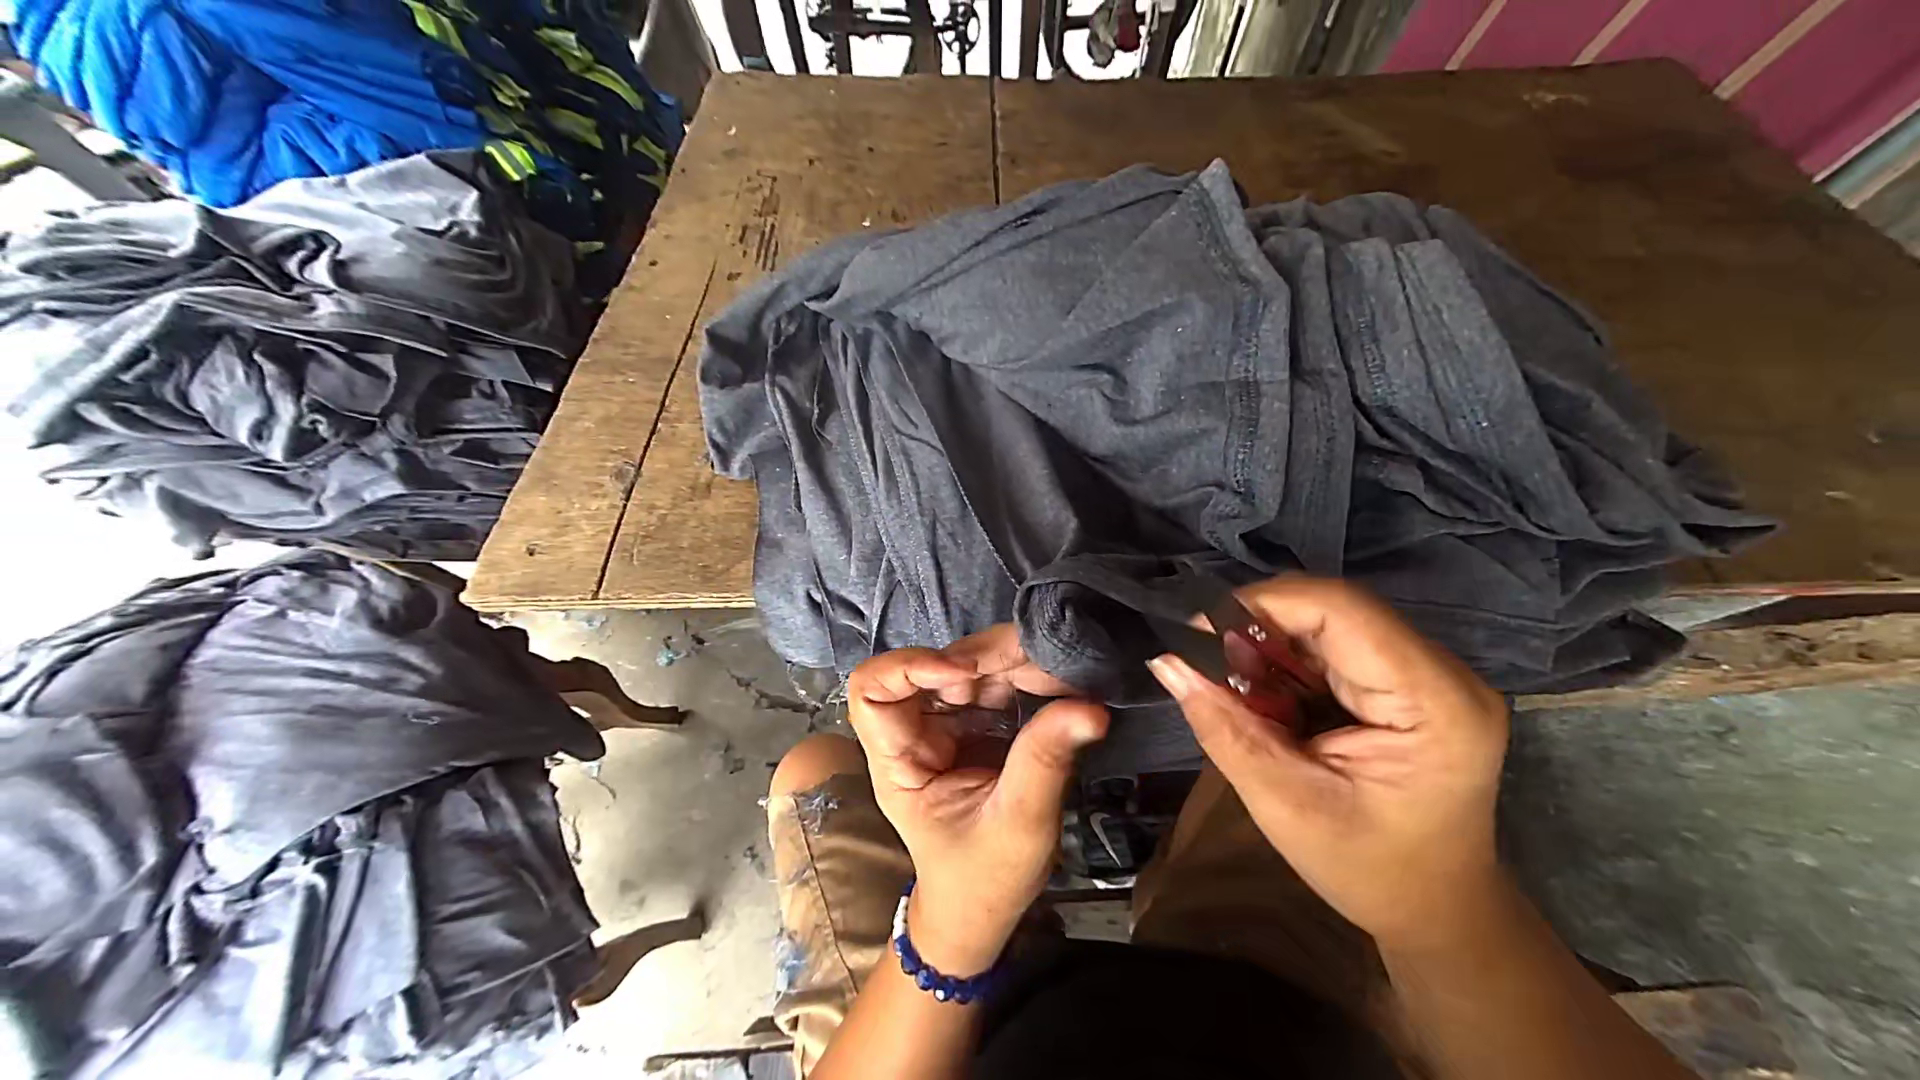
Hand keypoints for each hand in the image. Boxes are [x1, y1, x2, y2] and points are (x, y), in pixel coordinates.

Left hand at [847, 627, 1107, 973]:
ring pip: (969, 668)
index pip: (872, 690)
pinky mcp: (977, 724)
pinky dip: (1027, 676)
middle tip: (1045, 660)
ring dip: (1013, 662)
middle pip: (932, 667)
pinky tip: (1061, 683)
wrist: (986, 907)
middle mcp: (916, 732)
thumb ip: (1044, 761)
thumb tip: (1089, 706)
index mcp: (898, 759)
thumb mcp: (1018, 824)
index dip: (909, 667)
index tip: (966, 675)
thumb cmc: (985, 878)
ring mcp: (947, 725)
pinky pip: (996, 684)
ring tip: (1062, 670)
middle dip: (985, 658)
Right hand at [1146, 576, 1509, 952]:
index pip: (1340, 610)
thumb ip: (1224, 727)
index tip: (1198, 634)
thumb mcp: (1284, 804)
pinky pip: (1329, 645)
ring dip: (1265, 646)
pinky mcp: (1405, 680)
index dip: (1261, 605)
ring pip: (1324, 622)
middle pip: (1331, 610)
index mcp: (1432, 702)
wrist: (1434, 907)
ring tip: (1232, 687)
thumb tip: (1166, 661)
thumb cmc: (1367, 869)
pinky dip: (1282, 663)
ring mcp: (1425, 673)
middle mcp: (1439, 672)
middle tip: (1205, 665)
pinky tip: (1262, 696)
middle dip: (1255, 628)